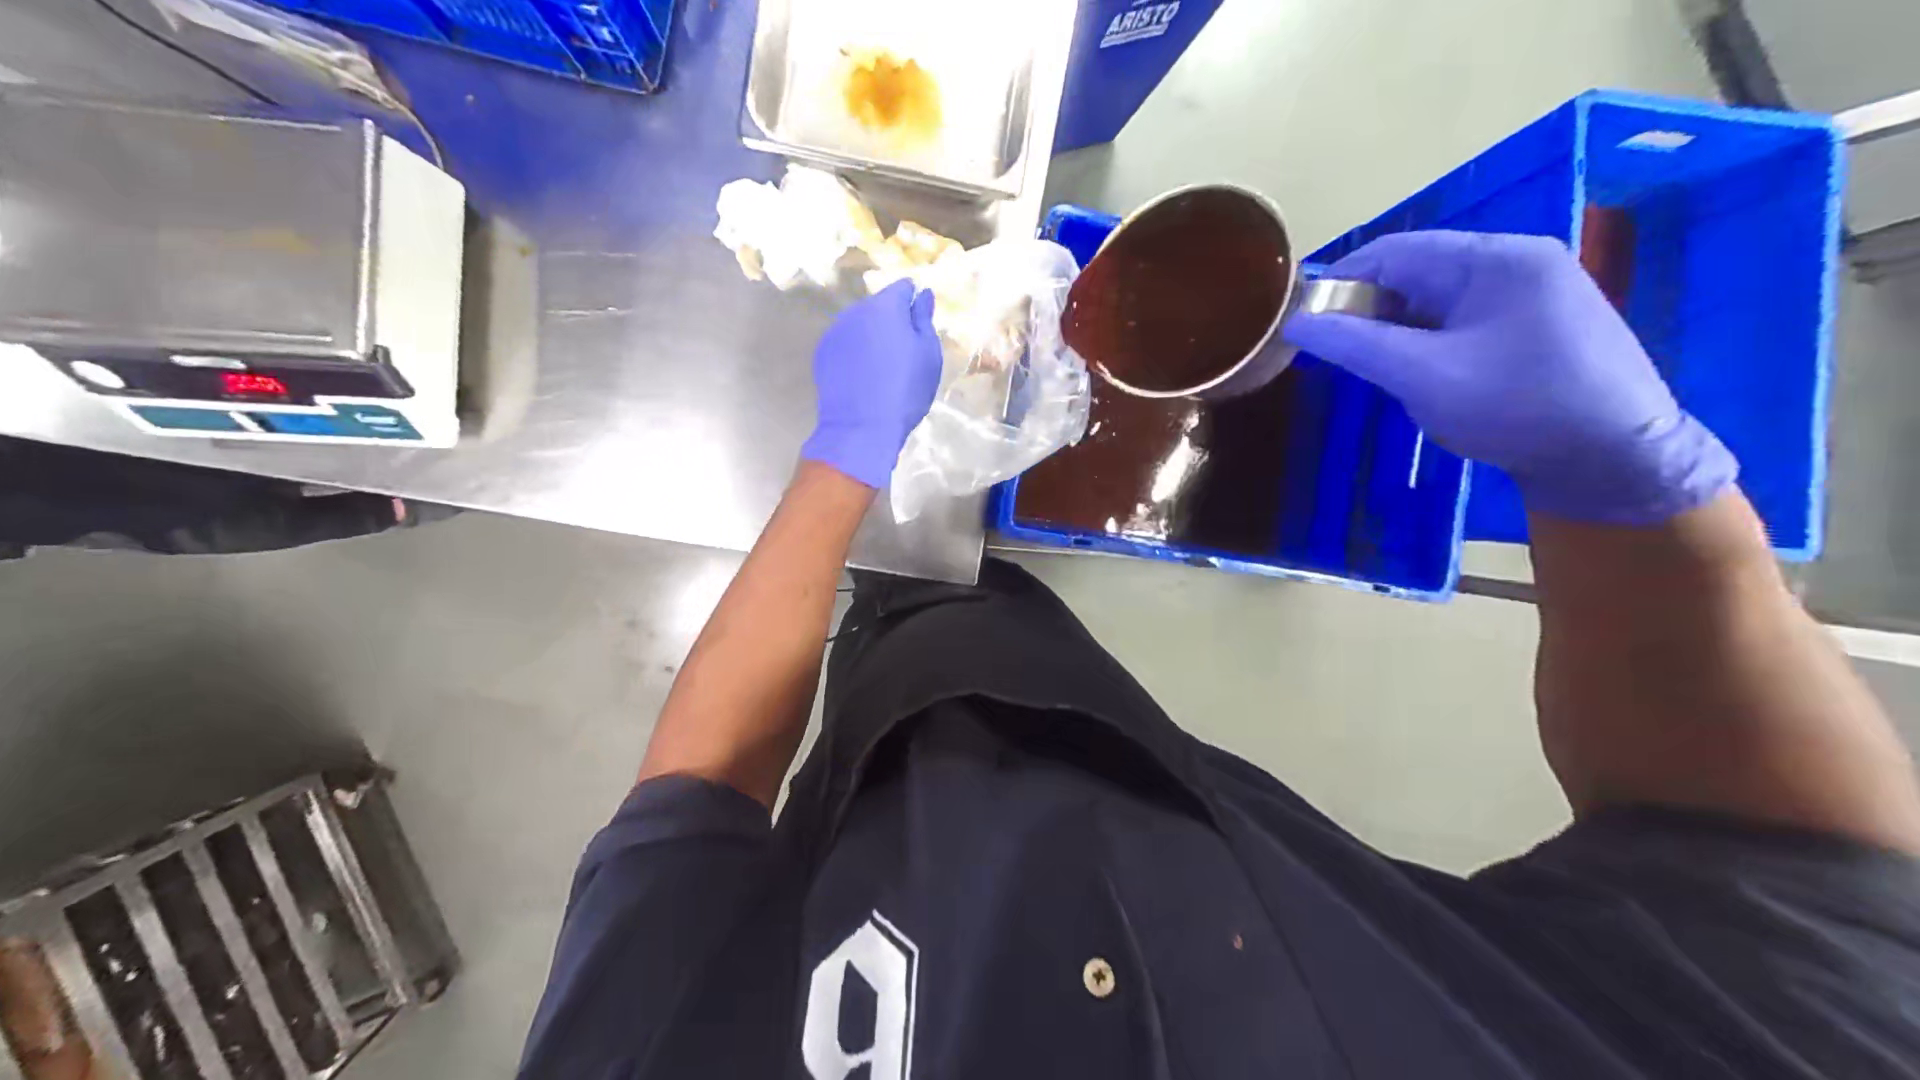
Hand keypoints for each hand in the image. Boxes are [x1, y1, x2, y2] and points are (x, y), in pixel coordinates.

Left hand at [801, 281, 942, 489]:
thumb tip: (921, 294)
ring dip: (873, 337)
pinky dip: (856, 353)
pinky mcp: (822, 355)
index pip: (902, 288)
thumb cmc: (904, 391)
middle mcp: (854, 312)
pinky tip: (864, 377)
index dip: (914, 304)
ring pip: (860, 325)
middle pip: (879, 306)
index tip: (920, 328)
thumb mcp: (927, 355)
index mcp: (884, 307)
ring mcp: (834, 333)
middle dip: (892, 321)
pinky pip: (845, 344)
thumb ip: (924, 319)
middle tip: (905, 354)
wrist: (860, 428)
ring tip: (884, 368)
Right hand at [1283, 231, 1736, 525]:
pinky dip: (1423, 343)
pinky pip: (1457, 321)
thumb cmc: (1516, 407)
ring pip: (1433, 301)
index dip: (1338, 282)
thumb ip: (1354, 345)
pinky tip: (1415, 375)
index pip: (1394, 251)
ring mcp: (1529, 294)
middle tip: (1334, 354)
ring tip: (1373, 370)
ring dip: (1393, 331)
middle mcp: (1515, 263)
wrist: (1613, 459)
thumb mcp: (1423, 375)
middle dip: (1365, 311)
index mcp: (1494, 259)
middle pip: (1414, 273)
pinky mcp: (1533, 326)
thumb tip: (1295, 323)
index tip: (1301, 322)